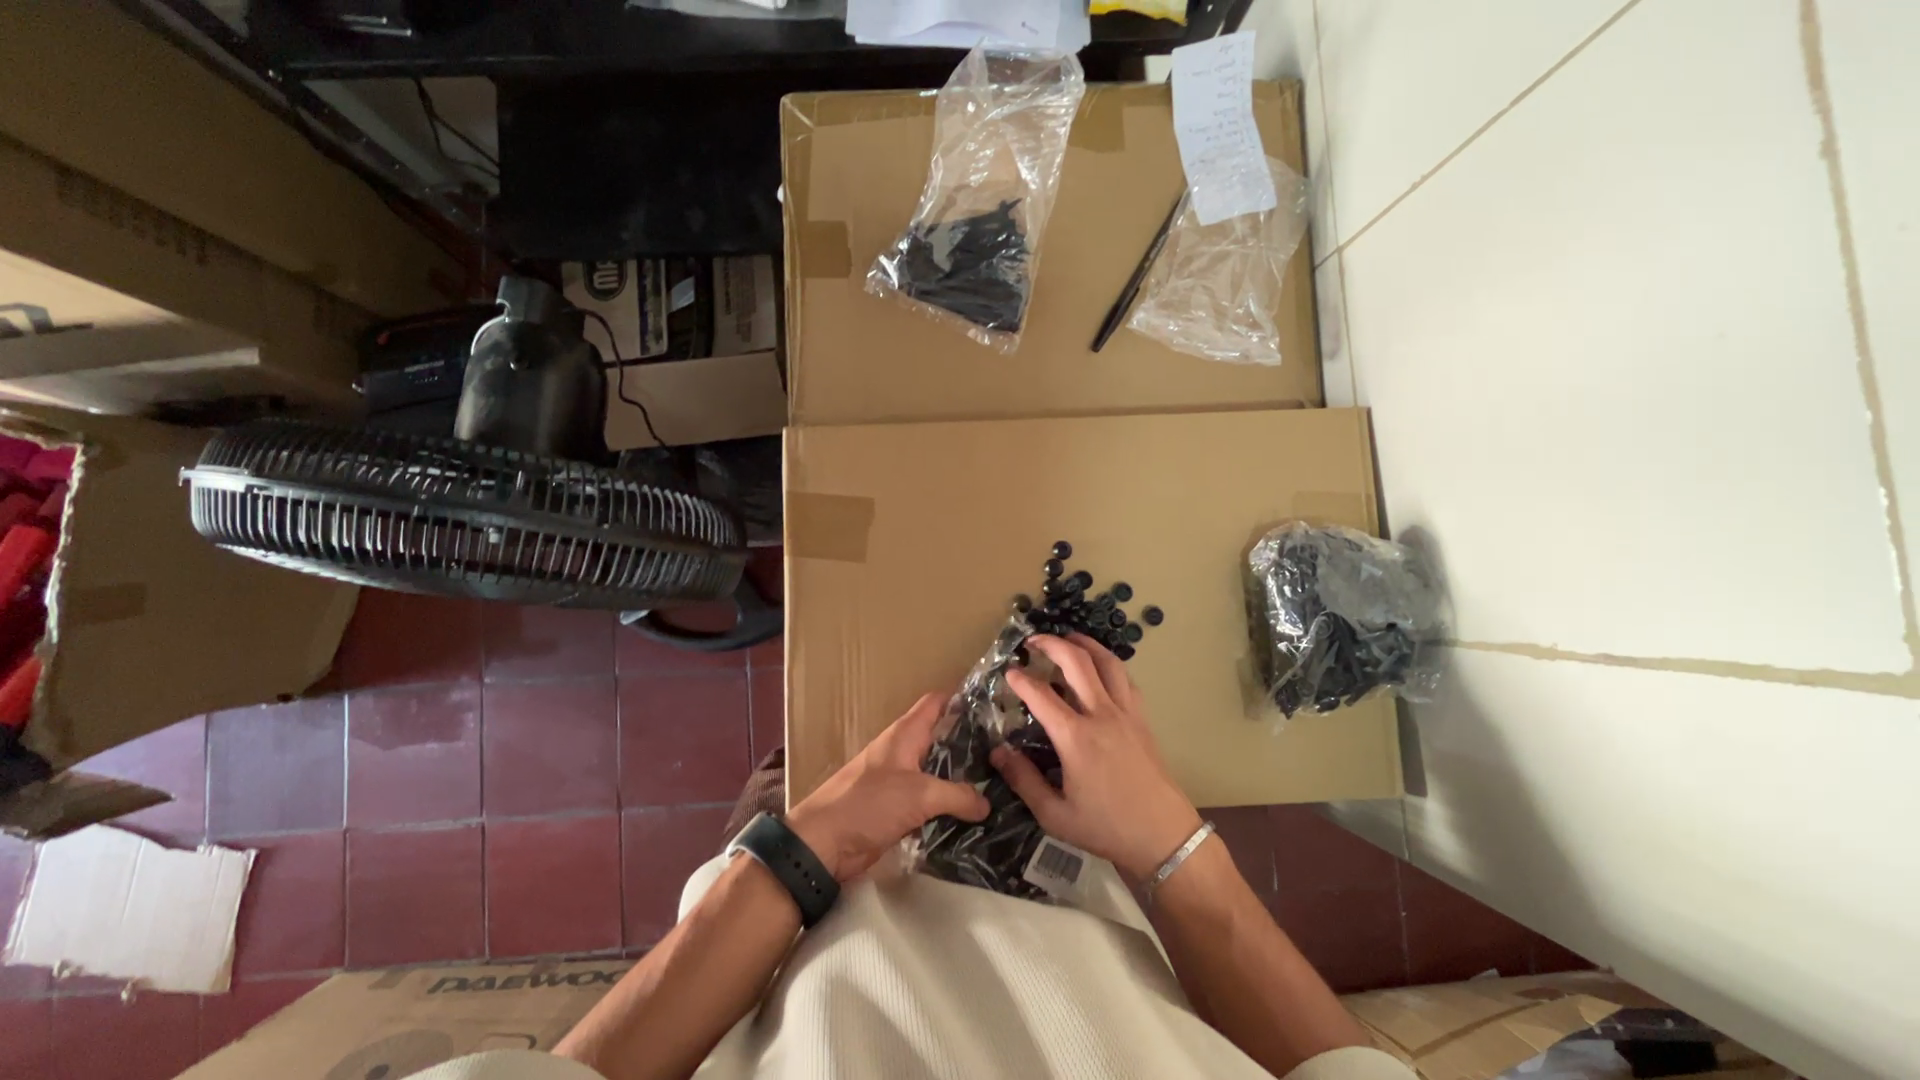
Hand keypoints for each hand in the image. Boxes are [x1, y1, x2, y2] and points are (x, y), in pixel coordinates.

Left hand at [787, 692, 990, 881]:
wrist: (824, 843)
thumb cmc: (869, 803)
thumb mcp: (920, 794)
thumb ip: (957, 796)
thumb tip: (987, 803)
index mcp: (905, 734)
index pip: (937, 702)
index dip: (963, 698)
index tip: (995, 706)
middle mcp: (904, 751)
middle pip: (942, 738)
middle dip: (971, 742)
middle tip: (1007, 751)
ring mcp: (900, 781)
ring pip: (938, 771)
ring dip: (962, 778)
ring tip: (999, 782)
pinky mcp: (898, 809)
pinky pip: (930, 801)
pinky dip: (949, 804)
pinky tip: (975, 813)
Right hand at [994, 633, 1203, 881]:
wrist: (1164, 835)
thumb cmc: (1106, 827)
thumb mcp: (1054, 815)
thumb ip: (1023, 781)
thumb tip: (998, 752)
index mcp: (1076, 738)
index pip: (1041, 695)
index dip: (1020, 679)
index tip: (1007, 672)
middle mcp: (1101, 715)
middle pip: (1077, 662)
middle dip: (1052, 644)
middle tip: (1033, 640)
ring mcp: (1126, 713)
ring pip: (1107, 663)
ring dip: (1085, 644)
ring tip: (1067, 638)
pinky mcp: (1142, 719)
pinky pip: (1125, 679)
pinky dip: (1109, 664)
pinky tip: (1100, 667)